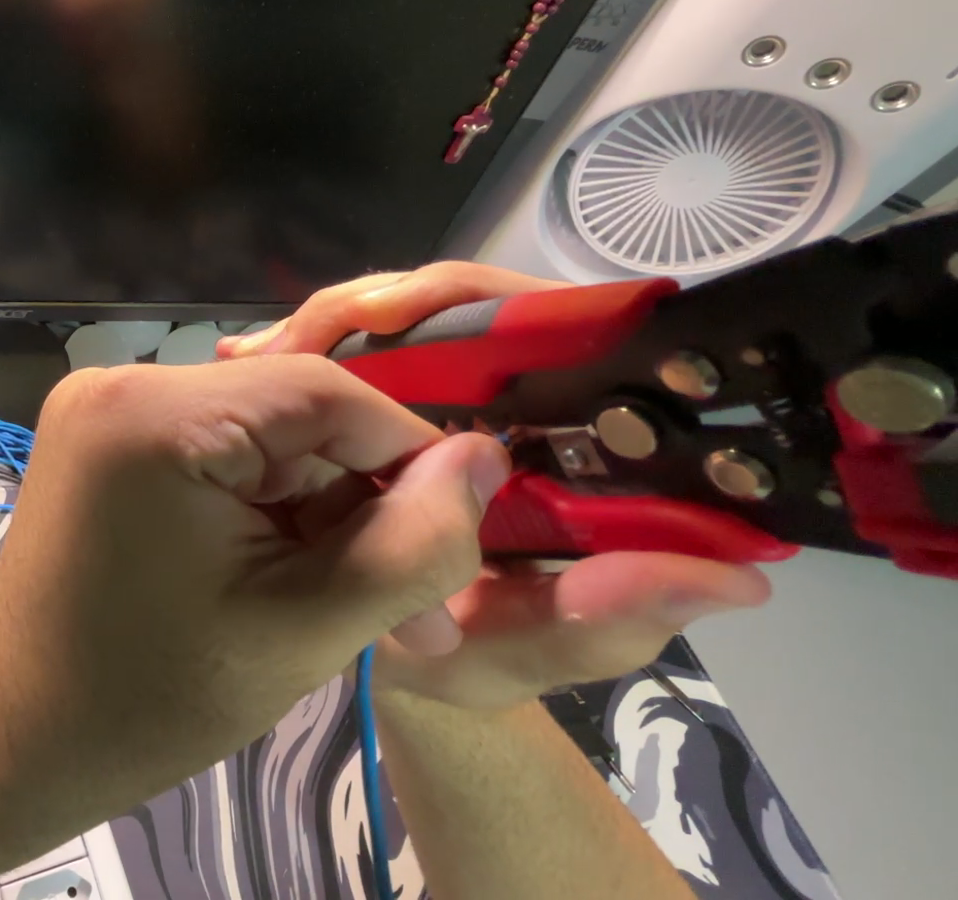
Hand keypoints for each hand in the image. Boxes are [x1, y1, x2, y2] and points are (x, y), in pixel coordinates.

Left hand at [0, 352, 511, 885]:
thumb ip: (415, 541)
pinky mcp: (99, 437)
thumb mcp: (306, 626)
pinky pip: (210, 446)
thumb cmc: (151, 698)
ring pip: (255, 431)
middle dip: (353, 495)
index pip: (324, 390)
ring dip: (308, 505)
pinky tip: (270, 567)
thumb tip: (484, 456)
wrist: (20, 733)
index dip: (408, 453)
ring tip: (326, 596)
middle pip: (286, 409)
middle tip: (397, 598)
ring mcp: (101, 407)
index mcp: (154, 412)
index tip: (456, 531)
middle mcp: (118, 382)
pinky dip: (257, 500)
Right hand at [218, 262, 773, 710]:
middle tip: (282, 346)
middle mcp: (498, 401)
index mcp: (561, 436)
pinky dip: (288, 357)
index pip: (544, 329)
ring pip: (379, 330)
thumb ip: (602, 627)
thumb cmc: (470, 655)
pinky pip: (333, 362)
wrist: (392, 655)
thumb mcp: (526, 652)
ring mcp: (427, 401)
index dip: (473, 308)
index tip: (385, 317)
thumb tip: (725, 582)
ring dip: (312, 332)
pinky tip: (239, 363)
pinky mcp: (372, 409)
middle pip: (443, 311)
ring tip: (246, 356)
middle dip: (358, 312)